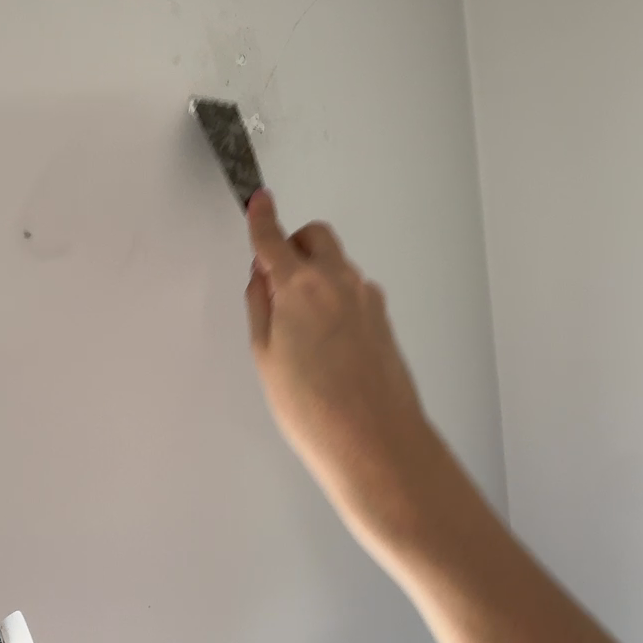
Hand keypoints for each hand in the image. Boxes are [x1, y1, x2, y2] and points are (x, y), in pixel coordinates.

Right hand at [244, 190, 446, 537]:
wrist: (378, 443)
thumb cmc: (311, 408)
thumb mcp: (265, 357)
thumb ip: (260, 306)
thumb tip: (262, 276)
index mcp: (300, 286)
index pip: (273, 239)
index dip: (262, 216)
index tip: (259, 199)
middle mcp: (338, 281)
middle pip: (315, 237)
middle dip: (294, 245)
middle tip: (276, 280)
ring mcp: (367, 297)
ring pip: (336, 264)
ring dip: (316, 274)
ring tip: (300, 328)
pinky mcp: (383, 317)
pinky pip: (353, 290)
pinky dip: (335, 296)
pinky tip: (327, 341)